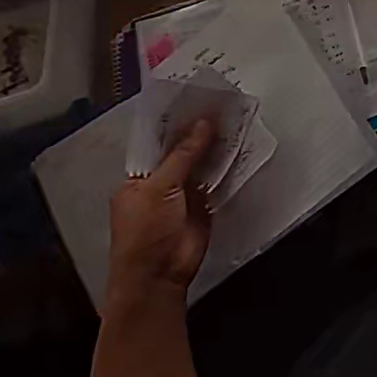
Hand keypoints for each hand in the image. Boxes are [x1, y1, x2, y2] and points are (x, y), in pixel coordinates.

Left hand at [107, 119, 214, 308]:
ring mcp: (183, 194)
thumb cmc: (144, 233)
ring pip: (200, 164)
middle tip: (218, 105)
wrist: (159, 275)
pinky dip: (225, 165)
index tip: (194, 101)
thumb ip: (183, 155)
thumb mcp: (158, 188)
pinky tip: (237, 146)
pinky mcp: (204, 205)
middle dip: (198, 132)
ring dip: (213, 146)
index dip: (175, 124)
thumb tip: (201, 125)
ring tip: (231, 118)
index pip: (157, 144)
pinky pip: (215, 180)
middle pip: (182, 152)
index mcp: (139, 177)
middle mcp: (161, 183)